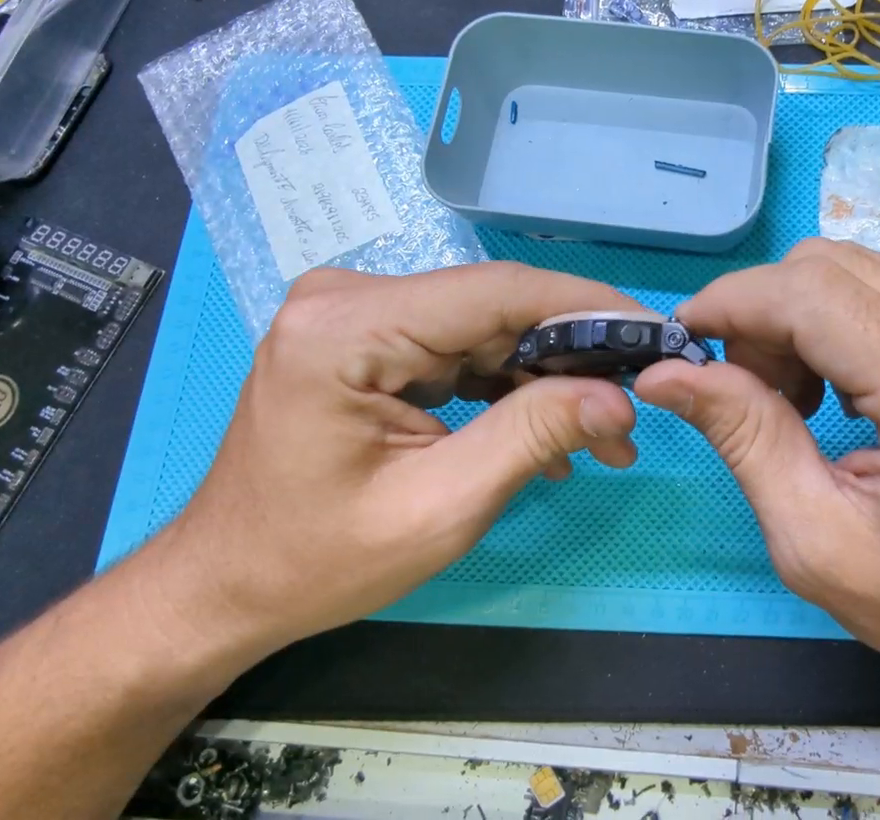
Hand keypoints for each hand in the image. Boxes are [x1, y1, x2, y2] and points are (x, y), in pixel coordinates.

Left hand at [139, 264, 643, 655]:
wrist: (224, 589)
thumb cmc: (318, 561)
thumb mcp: (440, 507)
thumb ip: (532, 436)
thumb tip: (620, 398)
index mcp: (348, 326)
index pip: (498, 291)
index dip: (587, 307)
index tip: (655, 334)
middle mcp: (350, 297)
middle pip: (496, 308)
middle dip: (572, 356)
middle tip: (633, 407)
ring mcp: (357, 313)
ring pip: (487, 329)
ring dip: (547, 380)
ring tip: (603, 437)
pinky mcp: (369, 337)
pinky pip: (462, 348)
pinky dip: (509, 388)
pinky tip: (549, 434)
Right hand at [634, 239, 879, 713]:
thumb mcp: (818, 544)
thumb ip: (746, 440)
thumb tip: (667, 374)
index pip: (816, 298)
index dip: (733, 304)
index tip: (679, 342)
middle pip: (832, 267)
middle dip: (761, 312)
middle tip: (736, 388)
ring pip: (855, 270)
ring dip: (794, 317)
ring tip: (785, 398)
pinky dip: (832, 325)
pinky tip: (829, 391)